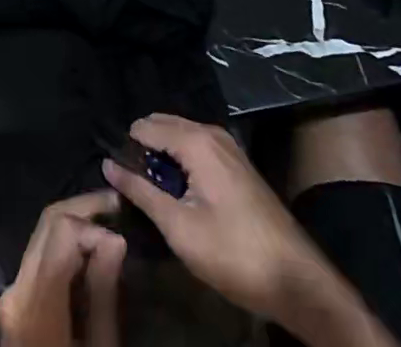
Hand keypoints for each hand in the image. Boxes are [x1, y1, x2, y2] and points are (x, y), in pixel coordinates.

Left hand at [0, 190, 126, 346]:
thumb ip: (103, 291)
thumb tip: (114, 238)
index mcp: (35, 300)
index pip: (62, 227)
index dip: (94, 224)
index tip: (122, 241)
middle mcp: (16, 286)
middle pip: (49, 221)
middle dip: (86, 208)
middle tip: (120, 209)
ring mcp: (11, 292)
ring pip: (43, 233)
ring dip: (77, 222)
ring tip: (111, 226)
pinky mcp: (15, 300)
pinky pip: (40, 254)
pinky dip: (66, 242)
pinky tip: (91, 252)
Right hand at [105, 115, 398, 346]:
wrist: (292, 275)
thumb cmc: (231, 250)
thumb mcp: (178, 226)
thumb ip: (141, 191)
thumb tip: (108, 164)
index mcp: (198, 141)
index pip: (148, 126)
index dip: (126, 147)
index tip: (110, 173)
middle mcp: (213, 133)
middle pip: (165, 125)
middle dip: (142, 147)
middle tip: (126, 183)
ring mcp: (228, 147)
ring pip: (181, 137)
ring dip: (161, 156)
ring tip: (144, 189)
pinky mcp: (235, 164)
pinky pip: (196, 148)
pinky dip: (179, 161)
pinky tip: (172, 190)